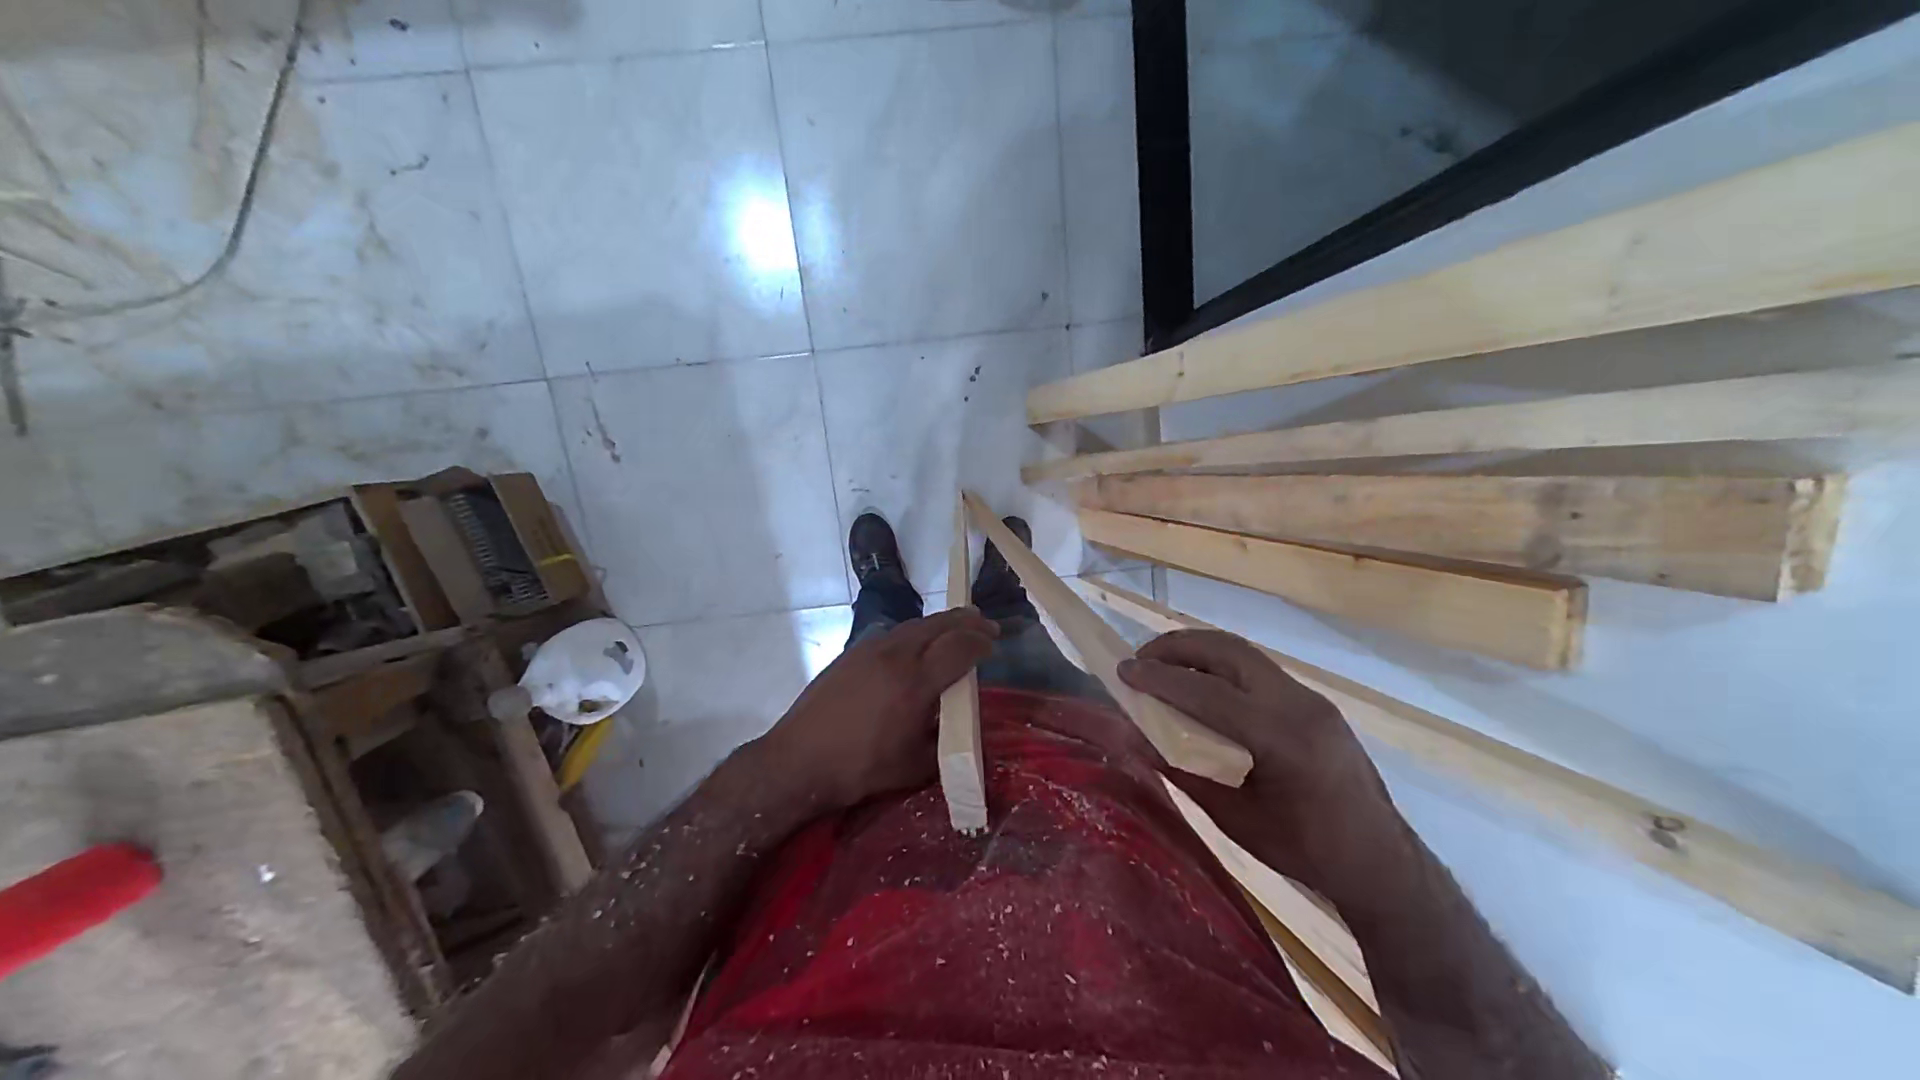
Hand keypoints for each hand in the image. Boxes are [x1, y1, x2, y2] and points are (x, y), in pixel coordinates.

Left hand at [751, 607, 996, 814]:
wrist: (798, 760)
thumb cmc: (860, 768)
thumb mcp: (915, 766)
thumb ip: (946, 744)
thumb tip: (964, 732)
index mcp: (916, 681)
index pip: (959, 646)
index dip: (981, 642)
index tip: (994, 644)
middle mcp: (895, 655)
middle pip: (939, 625)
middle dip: (966, 621)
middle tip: (985, 623)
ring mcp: (870, 649)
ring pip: (914, 625)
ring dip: (940, 624)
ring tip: (956, 626)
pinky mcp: (851, 653)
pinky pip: (893, 633)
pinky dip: (915, 632)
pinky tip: (917, 644)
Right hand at [1119, 630, 1403, 897]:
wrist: (1381, 861)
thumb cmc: (1306, 851)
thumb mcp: (1235, 818)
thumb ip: (1183, 771)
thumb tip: (1134, 737)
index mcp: (1283, 738)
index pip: (1207, 691)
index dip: (1159, 678)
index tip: (1122, 670)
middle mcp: (1299, 705)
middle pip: (1227, 650)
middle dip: (1176, 647)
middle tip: (1140, 660)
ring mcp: (1310, 699)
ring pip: (1243, 654)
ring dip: (1198, 652)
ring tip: (1163, 668)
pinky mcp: (1313, 703)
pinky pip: (1258, 671)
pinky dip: (1220, 667)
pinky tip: (1201, 688)